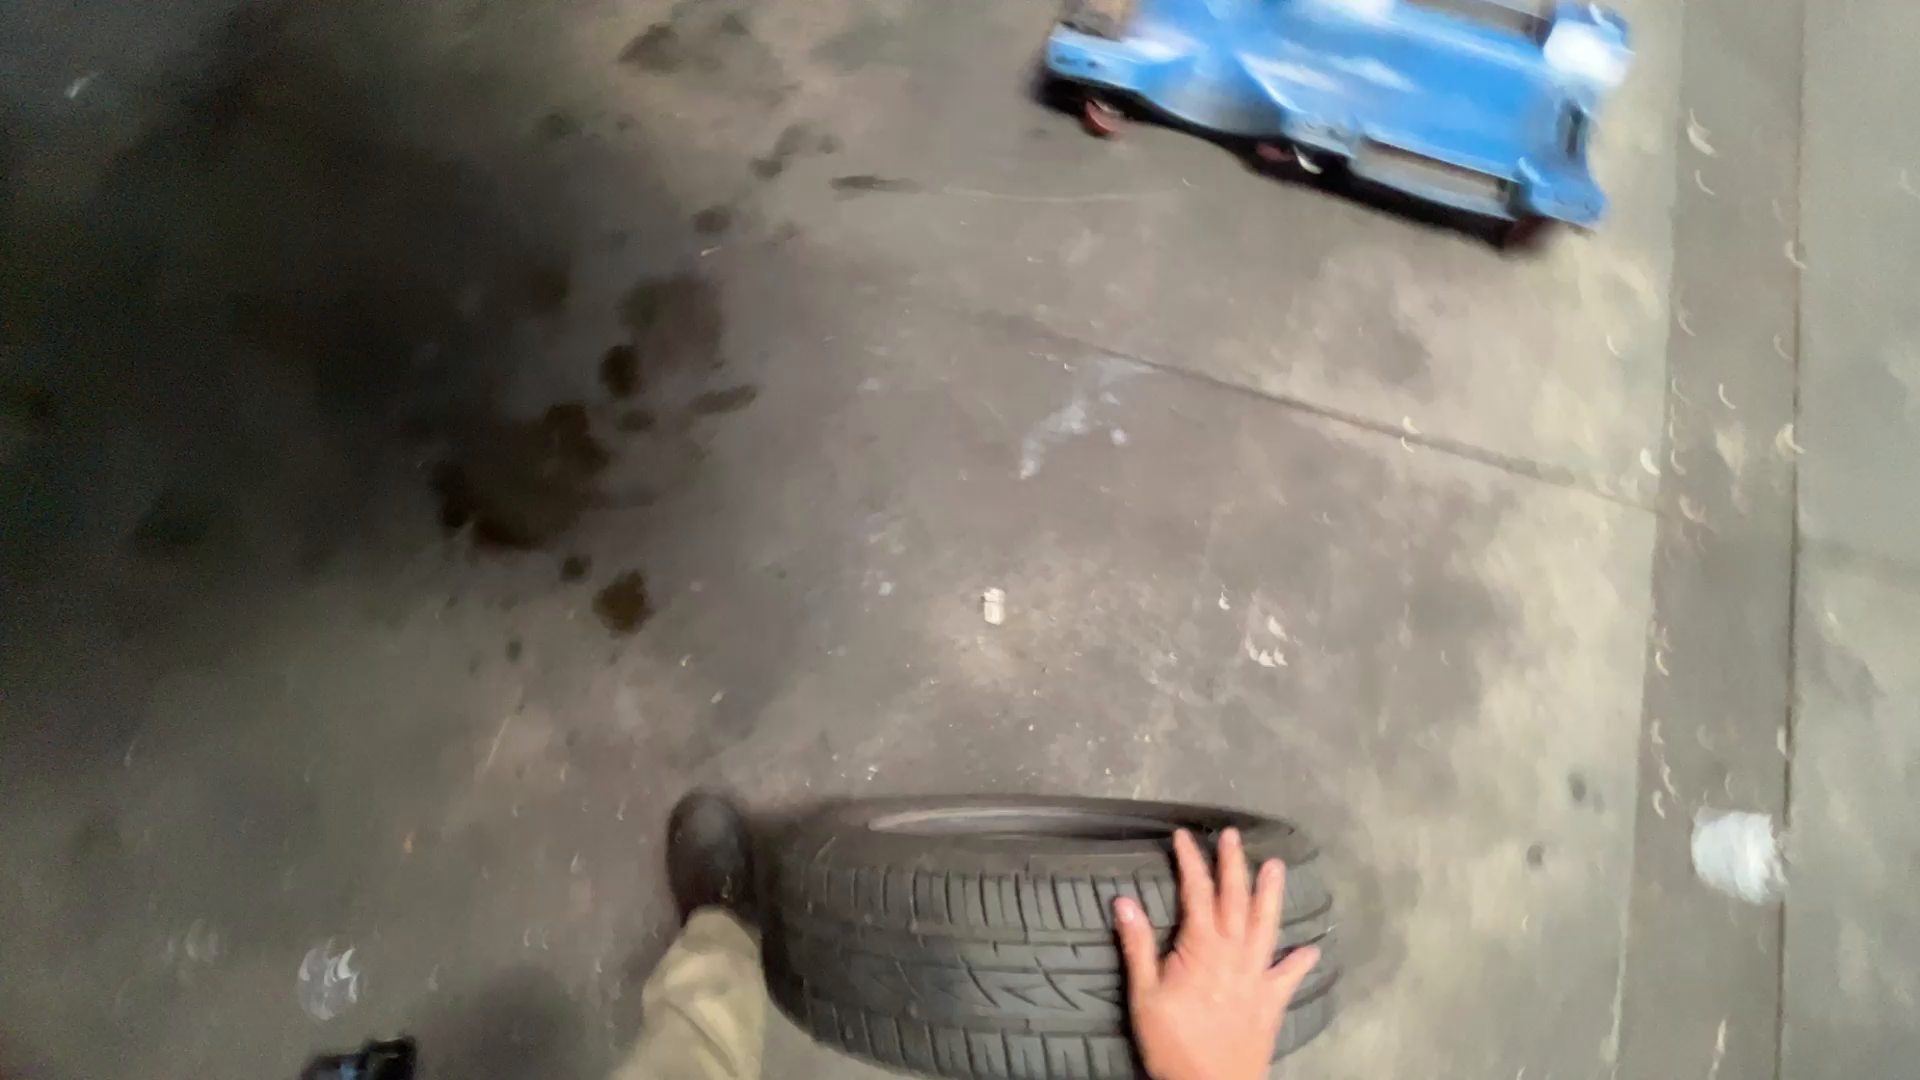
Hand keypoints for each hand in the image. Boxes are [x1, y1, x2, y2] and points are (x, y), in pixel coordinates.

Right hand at [1113, 828, 1319, 1079]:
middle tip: (1232, 835)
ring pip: (1265, 926)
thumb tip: (1123, 900)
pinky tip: (1311, 948)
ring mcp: (1257, 978)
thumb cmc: (1173, 1042)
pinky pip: (1288, 978)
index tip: (1184, 836)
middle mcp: (1234, 954)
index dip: (1191, 861)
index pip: (1197, 892)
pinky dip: (1300, 962)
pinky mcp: (1271, 1003)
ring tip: (1276, 866)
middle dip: (1233, 864)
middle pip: (1235, 899)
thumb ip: (1137, 945)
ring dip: (1270, 894)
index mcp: (1202, 947)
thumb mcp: (1145, 994)